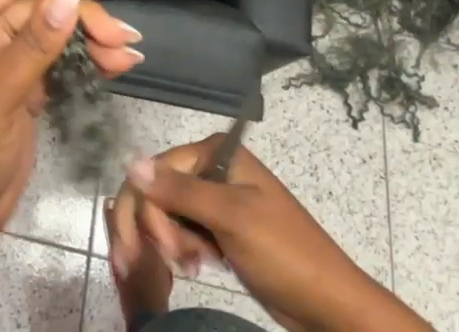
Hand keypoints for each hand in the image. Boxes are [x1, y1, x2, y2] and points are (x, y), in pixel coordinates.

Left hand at [0, 0, 142, 238]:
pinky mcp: (26, 87)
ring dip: (92, 39)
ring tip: (130, 55)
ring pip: (55, 31)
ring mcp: (7, 60)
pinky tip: (118, 66)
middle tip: (122, 38)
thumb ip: (35, 43)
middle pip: (40, 4)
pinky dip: (89, 61)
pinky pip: (61, 60)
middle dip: (83, 15)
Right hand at [109, 136, 431, 330]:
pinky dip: (178, 250)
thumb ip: (180, 191)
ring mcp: (214, 198)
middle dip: (153, 229)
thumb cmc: (285, 255)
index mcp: (215, 154)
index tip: (163, 252)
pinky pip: (178, 230)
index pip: (155, 172)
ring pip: (162, 213)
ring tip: (191, 267)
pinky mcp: (216, 228)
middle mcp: (210, 168)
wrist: (328, 304)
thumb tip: (131, 162)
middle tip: (173, 264)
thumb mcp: (232, 219)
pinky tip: (193, 267)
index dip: (149, 211)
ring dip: (167, 243)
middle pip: (154, 191)